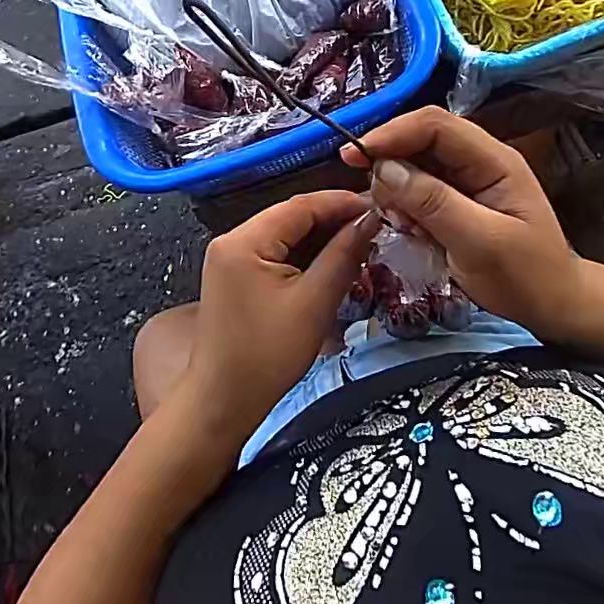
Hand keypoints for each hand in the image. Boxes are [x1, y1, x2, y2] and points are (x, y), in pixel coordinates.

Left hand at [178, 191, 380, 434]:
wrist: (224, 401)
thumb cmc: (267, 355)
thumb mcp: (315, 302)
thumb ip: (344, 255)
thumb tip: (370, 221)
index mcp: (244, 242)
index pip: (301, 205)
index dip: (343, 202)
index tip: (379, 207)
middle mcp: (232, 241)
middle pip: (293, 217)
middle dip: (335, 219)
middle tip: (376, 226)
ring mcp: (232, 258)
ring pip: (287, 234)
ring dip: (323, 237)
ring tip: (363, 242)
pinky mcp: (238, 276)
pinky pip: (278, 253)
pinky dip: (307, 255)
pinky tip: (335, 260)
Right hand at [340, 107, 583, 339]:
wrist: (552, 306)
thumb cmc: (525, 276)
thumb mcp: (481, 241)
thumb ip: (434, 203)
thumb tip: (385, 170)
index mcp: (493, 160)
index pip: (436, 125)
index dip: (392, 133)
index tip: (353, 157)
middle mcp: (478, 163)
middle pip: (420, 142)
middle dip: (391, 166)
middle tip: (379, 206)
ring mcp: (467, 183)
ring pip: (414, 168)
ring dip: (397, 193)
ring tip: (401, 226)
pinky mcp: (456, 205)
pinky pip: (418, 194)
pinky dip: (405, 210)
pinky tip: (411, 233)